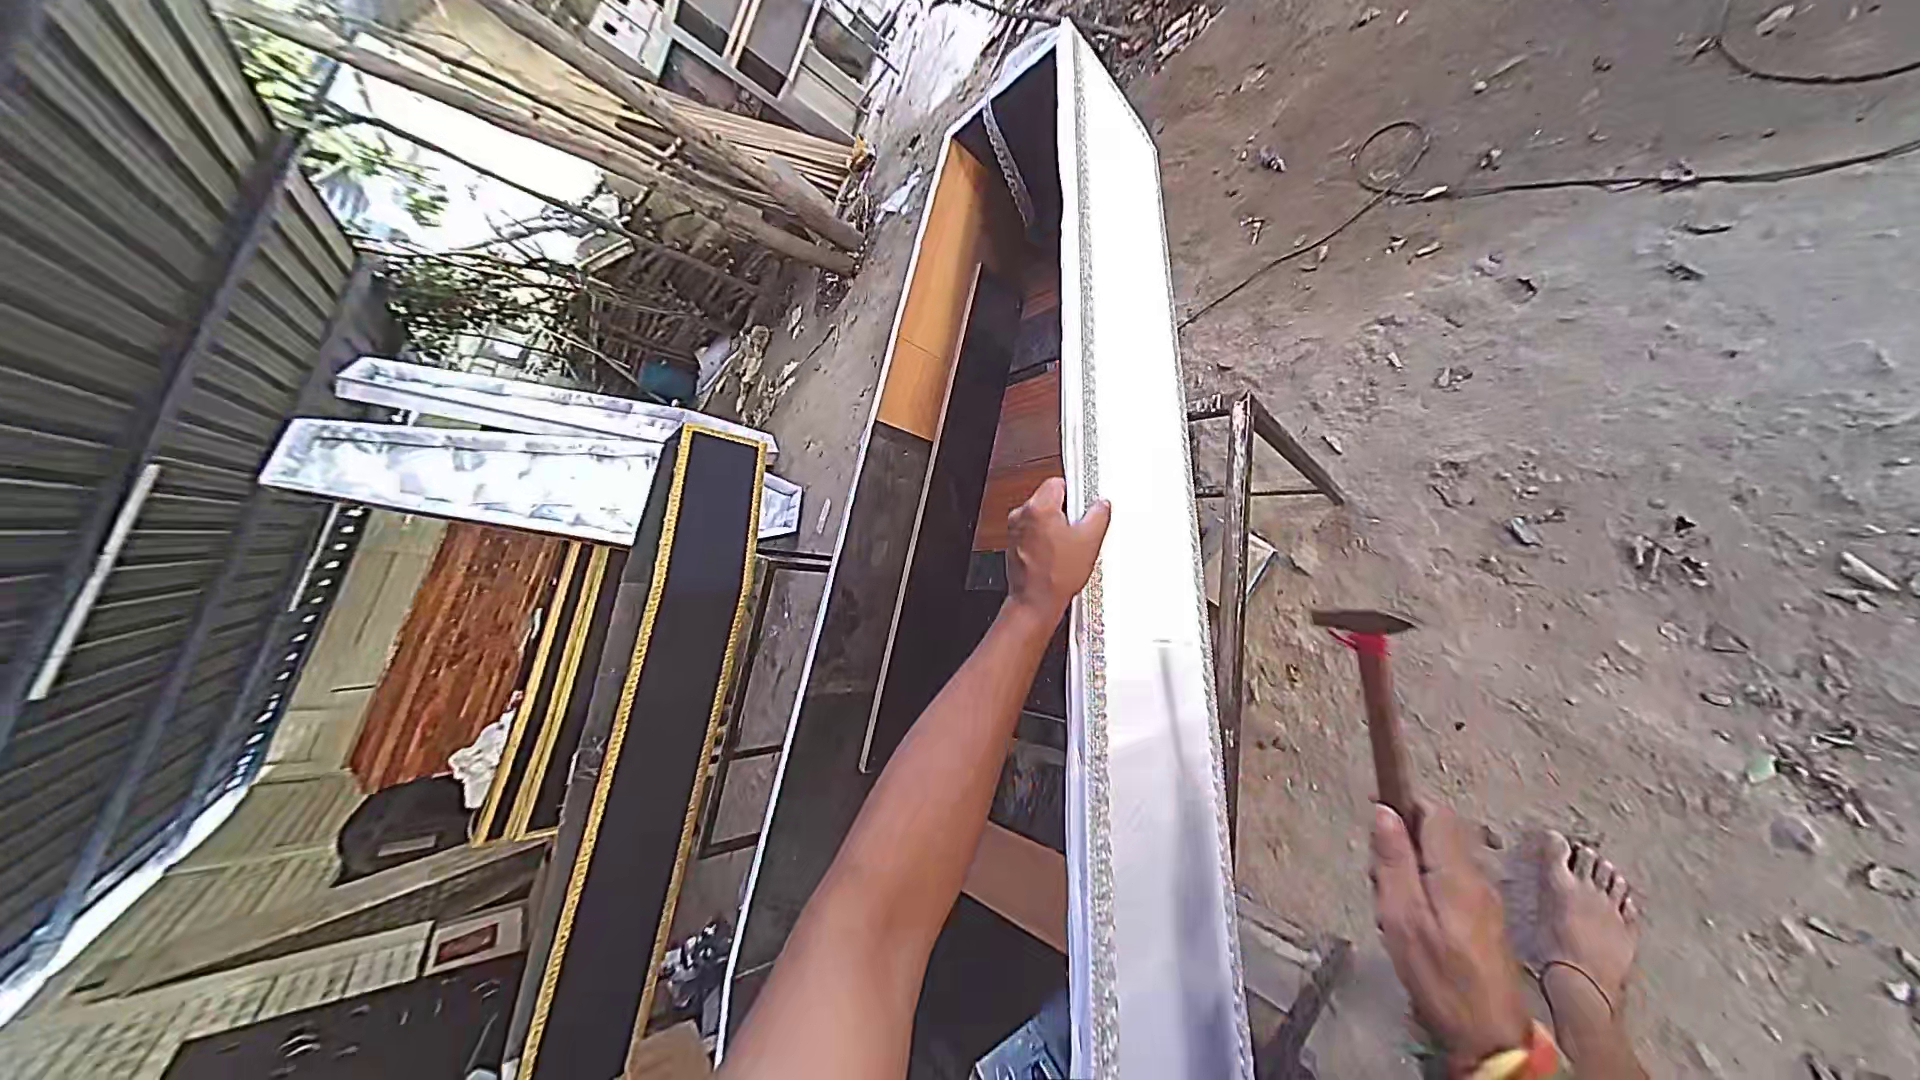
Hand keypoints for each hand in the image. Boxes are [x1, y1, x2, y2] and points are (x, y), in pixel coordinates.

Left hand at [1005, 477, 1109, 621]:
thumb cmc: (1055, 576)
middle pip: (1049, 499)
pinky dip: (1046, 538)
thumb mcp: (1089, 541)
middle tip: (1080, 529)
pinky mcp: (1014, 544)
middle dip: (1066, 512)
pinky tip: (1058, 554)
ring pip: (1041, 517)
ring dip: (1056, 526)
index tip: (1085, 501)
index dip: (1075, 492)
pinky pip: (1034, 532)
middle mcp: (1021, 515)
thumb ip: (1099, 514)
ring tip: (1069, 546)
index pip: (1058, 482)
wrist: (1035, 602)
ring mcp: (1015, 530)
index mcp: (1038, 508)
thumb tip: (1101, 505)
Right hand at [1372, 803, 1530, 1076]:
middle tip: (1378, 871)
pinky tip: (1411, 916)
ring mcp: (1485, 899)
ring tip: (1391, 899)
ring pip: (1441, 857)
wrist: (1491, 1037)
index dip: (1404, 802)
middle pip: (1438, 832)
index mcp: (1457, 873)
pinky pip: (1450, 880)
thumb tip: (1384, 812)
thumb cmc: (1440, 975)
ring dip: (1411, 863)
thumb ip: (1393, 860)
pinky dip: (1425, 884)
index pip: (1436, 812)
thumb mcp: (1402, 915)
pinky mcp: (1485, 918)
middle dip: (1403, 838)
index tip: (1375, 810)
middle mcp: (1478, 879)